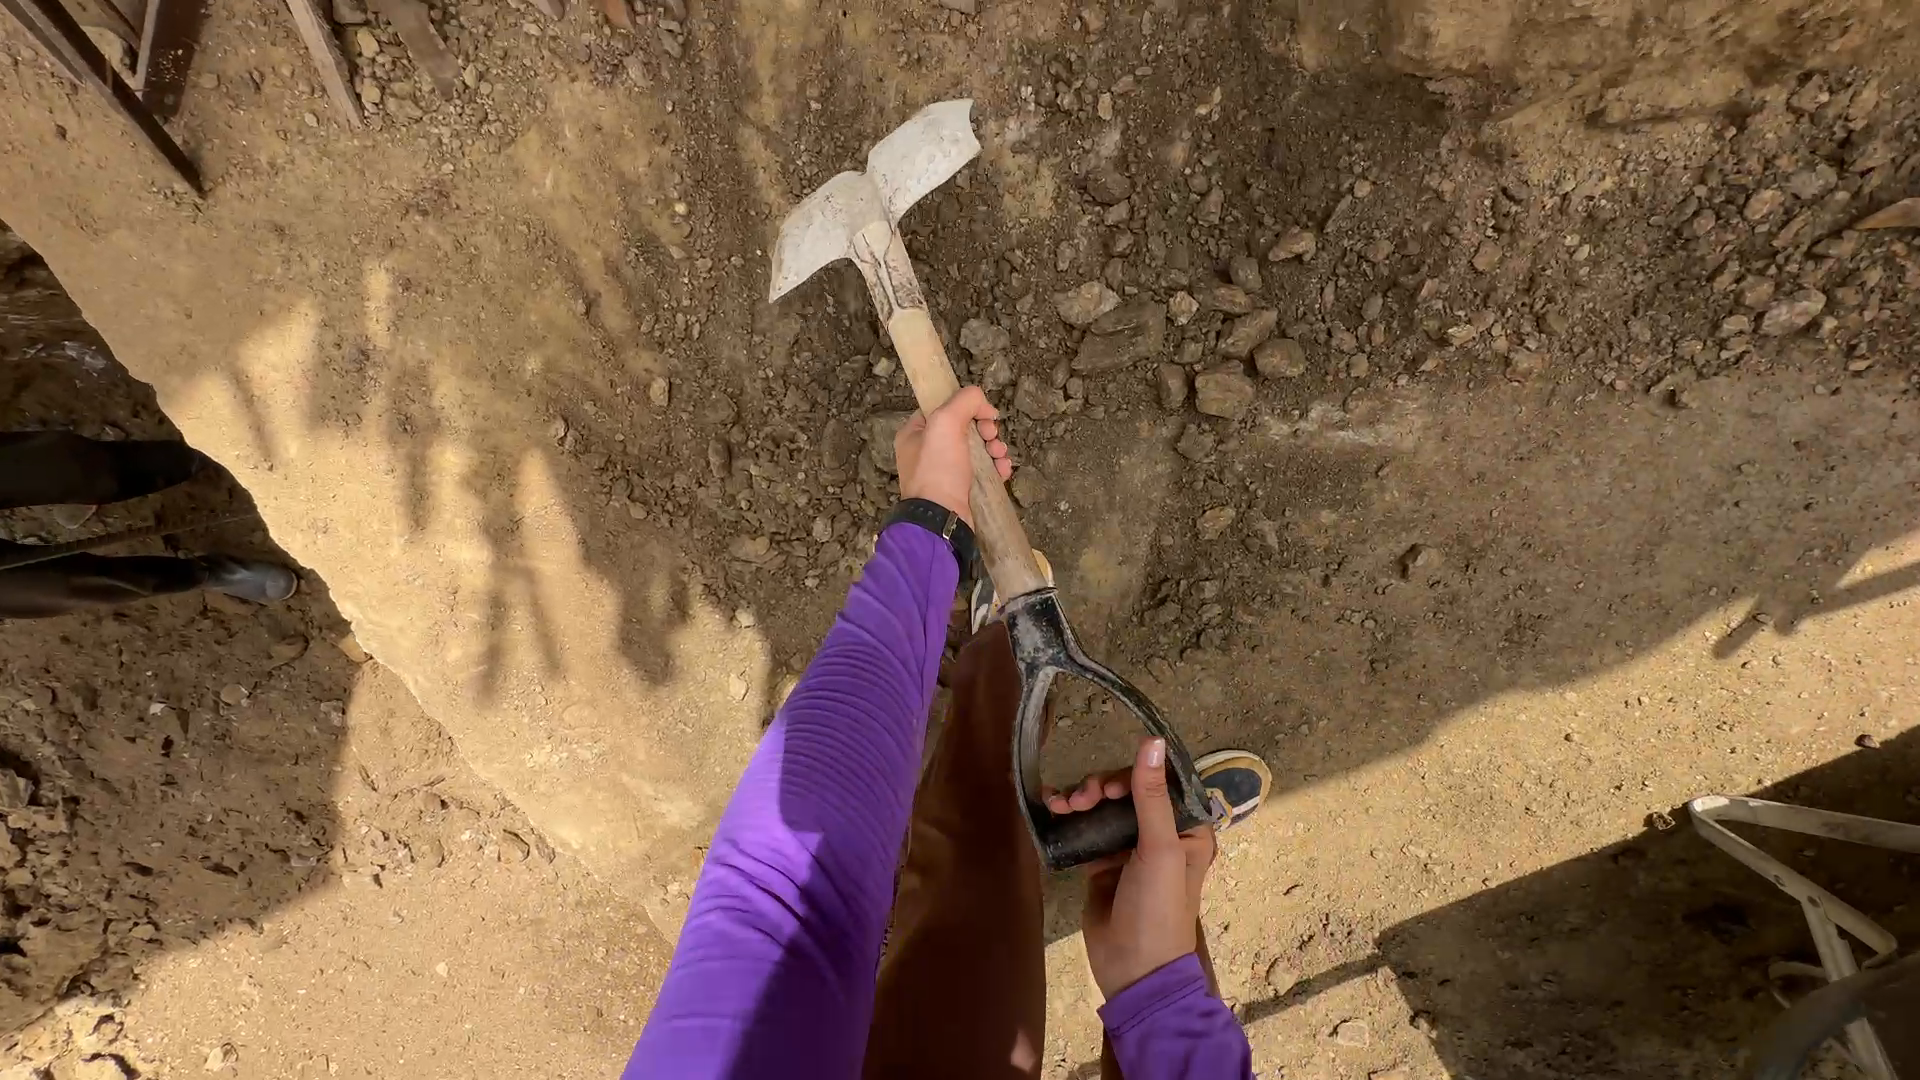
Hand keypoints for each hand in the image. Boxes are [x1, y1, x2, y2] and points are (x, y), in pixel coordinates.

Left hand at [895, 386, 1011, 527]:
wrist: (942, 518)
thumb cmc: (937, 470)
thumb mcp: (946, 422)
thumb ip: (965, 401)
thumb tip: (984, 405)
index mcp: (915, 433)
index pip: (943, 409)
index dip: (966, 407)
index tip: (983, 414)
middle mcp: (927, 452)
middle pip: (964, 428)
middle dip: (985, 429)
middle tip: (992, 436)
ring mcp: (944, 473)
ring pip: (977, 450)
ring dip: (995, 448)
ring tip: (1000, 455)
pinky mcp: (961, 489)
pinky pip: (983, 472)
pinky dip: (995, 468)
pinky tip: (1003, 470)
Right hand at [1065, 736, 1215, 998]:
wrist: (1133, 971)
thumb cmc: (1158, 907)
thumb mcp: (1159, 848)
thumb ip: (1150, 795)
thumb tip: (1151, 740)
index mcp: (1187, 829)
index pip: (1162, 782)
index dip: (1136, 773)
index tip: (1112, 785)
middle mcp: (1160, 834)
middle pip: (1128, 791)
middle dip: (1101, 787)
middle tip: (1082, 798)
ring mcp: (1129, 849)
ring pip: (1103, 807)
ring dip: (1082, 799)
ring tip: (1063, 805)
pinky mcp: (1102, 863)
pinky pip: (1085, 828)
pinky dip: (1069, 817)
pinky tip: (1052, 809)